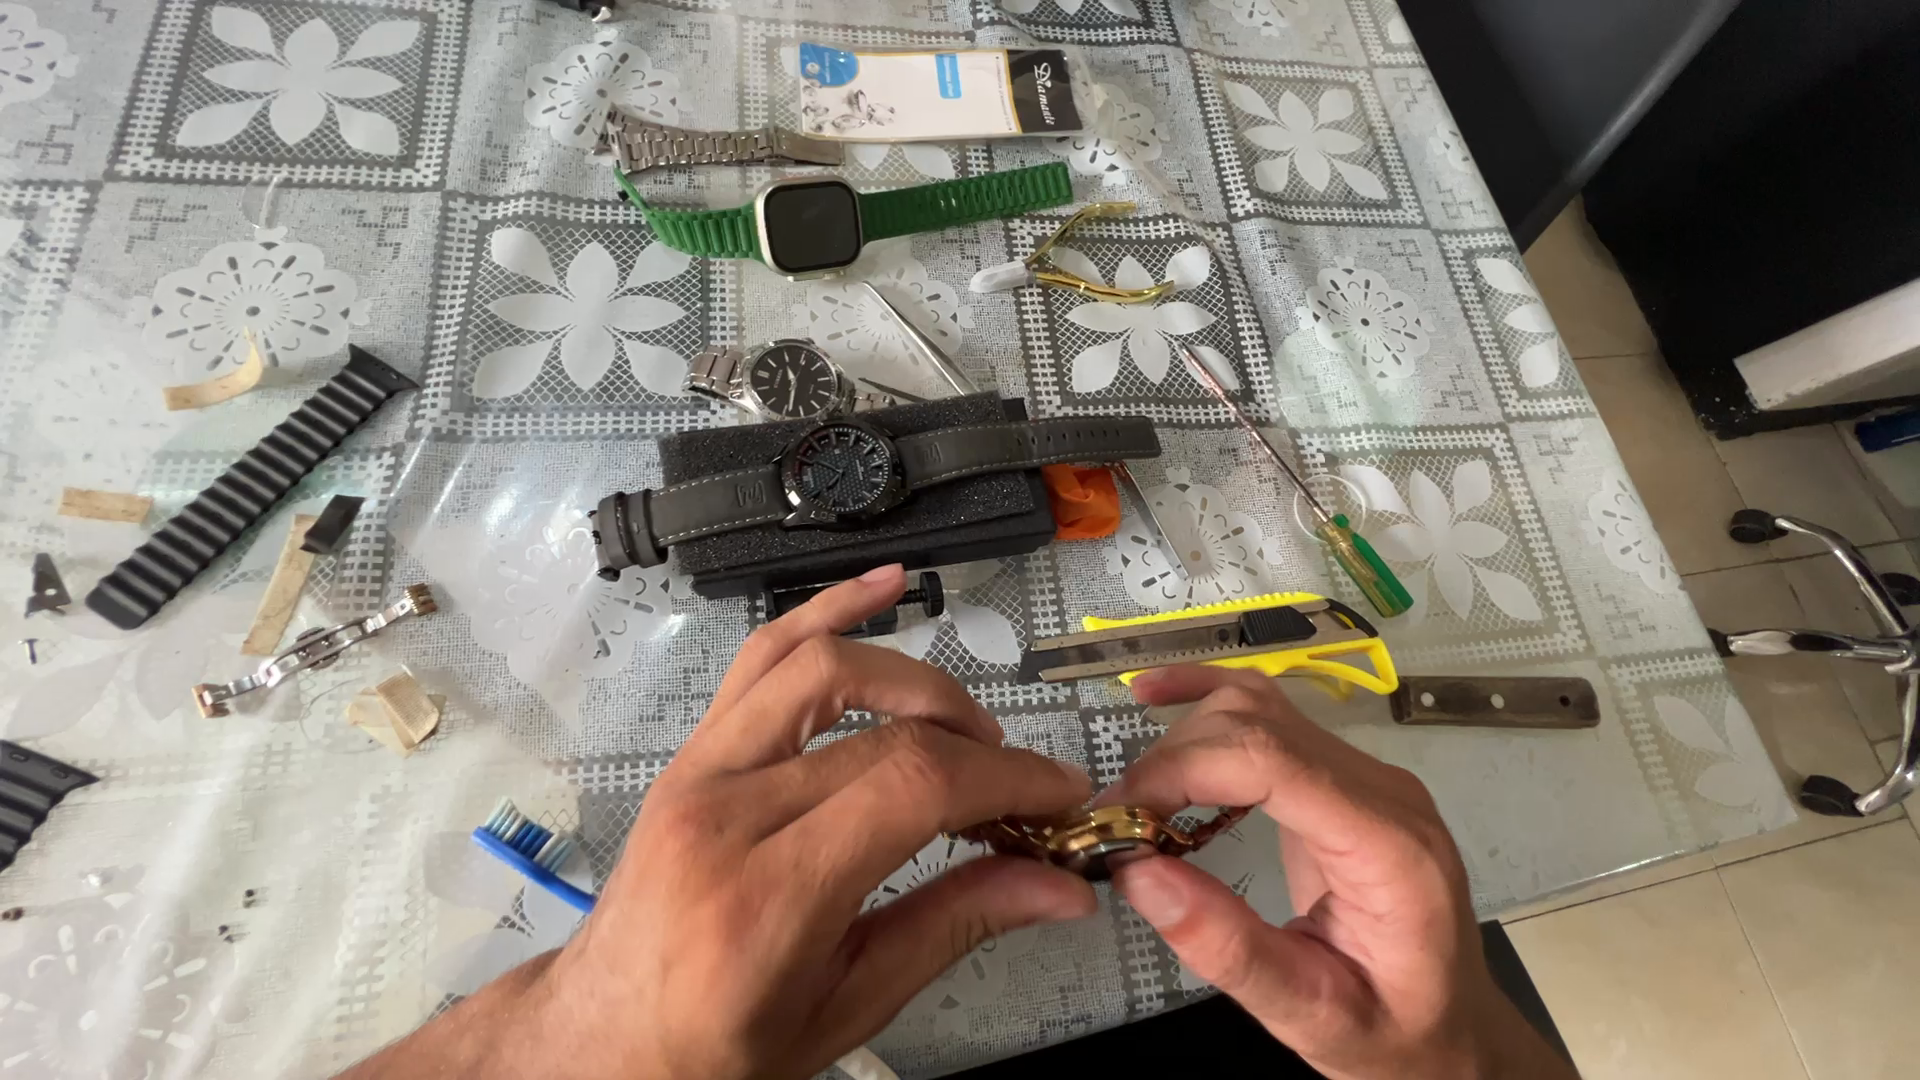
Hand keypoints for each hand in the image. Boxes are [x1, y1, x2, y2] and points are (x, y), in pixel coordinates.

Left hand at [340, 565, 1094, 1079]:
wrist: (601, 1040)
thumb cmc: (720, 1048)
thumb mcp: (848, 1006)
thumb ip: (956, 926)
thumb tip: (1061, 887)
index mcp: (766, 898)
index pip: (908, 788)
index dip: (1002, 776)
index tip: (1057, 793)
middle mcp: (726, 812)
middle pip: (882, 734)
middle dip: (978, 746)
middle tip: (1022, 782)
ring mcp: (699, 765)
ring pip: (822, 665)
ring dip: (916, 680)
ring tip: (967, 721)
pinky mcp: (695, 745)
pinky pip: (762, 653)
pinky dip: (829, 608)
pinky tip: (884, 585)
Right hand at [1100, 665, 1574, 1079]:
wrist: (1455, 1027)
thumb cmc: (1395, 1032)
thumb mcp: (1313, 1018)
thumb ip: (1228, 948)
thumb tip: (1136, 870)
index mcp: (1387, 844)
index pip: (1271, 760)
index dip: (1183, 769)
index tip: (1122, 812)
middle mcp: (1378, 785)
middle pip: (1254, 724)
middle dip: (1171, 760)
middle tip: (1121, 820)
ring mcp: (1357, 768)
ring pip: (1251, 704)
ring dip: (1180, 737)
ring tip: (1139, 796)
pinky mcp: (1332, 767)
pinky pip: (1262, 709)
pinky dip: (1203, 693)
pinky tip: (1154, 692)